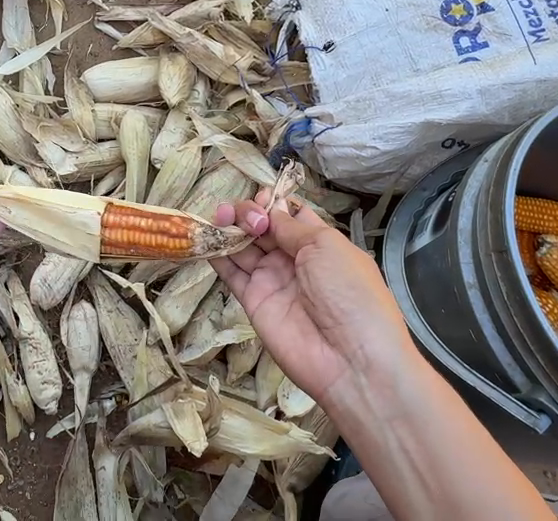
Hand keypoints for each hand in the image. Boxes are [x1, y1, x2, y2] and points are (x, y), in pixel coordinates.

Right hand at [211, 190, 412, 402]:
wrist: (351, 359)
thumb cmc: (349, 292)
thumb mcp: (326, 247)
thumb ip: (289, 226)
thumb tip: (268, 210)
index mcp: (318, 243)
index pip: (288, 213)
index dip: (272, 201)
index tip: (263, 198)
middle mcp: (293, 259)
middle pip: (261, 226)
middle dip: (248, 212)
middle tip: (245, 216)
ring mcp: (272, 279)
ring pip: (243, 246)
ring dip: (229, 227)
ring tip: (219, 216)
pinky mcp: (253, 301)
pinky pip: (231, 273)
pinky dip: (216, 254)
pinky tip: (206, 236)